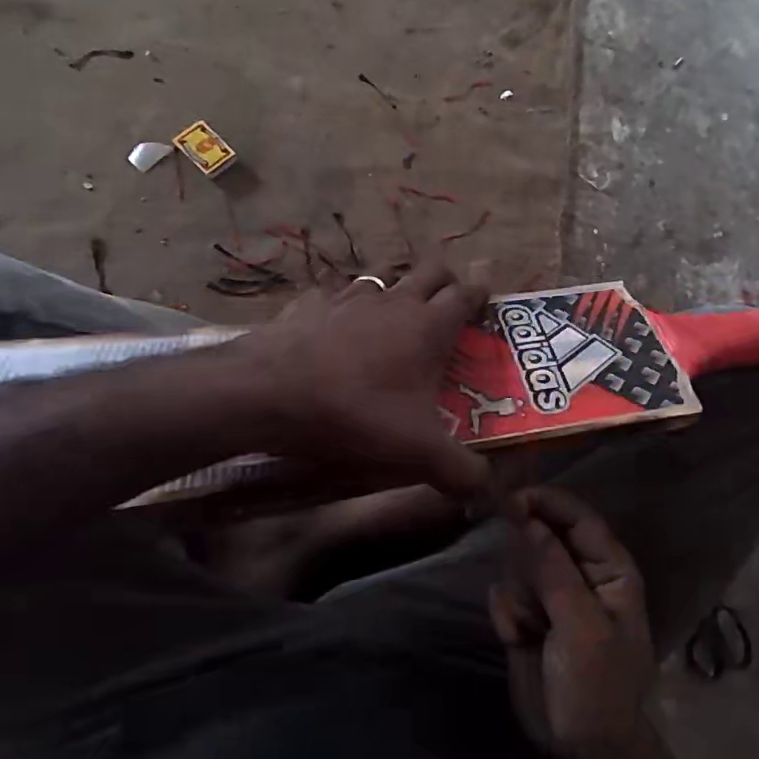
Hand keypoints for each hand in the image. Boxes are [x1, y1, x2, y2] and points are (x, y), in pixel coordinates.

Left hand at [234, 262, 489, 496]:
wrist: (272, 392)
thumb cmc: (356, 413)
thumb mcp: (418, 452)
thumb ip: (460, 472)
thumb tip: (485, 488)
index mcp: (428, 326)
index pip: (466, 294)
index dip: (480, 294)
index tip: (486, 301)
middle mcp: (394, 300)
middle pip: (431, 269)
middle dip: (445, 278)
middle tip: (448, 300)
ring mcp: (350, 296)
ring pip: (385, 273)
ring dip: (398, 282)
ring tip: (397, 306)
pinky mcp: (312, 302)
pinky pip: (337, 290)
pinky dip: (345, 300)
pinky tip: (337, 320)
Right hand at [489, 486, 658, 758]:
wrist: (584, 751)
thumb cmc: (597, 685)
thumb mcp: (582, 625)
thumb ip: (554, 568)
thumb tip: (526, 517)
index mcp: (608, 568)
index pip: (577, 515)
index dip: (546, 501)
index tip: (509, 499)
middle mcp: (578, 572)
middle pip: (541, 533)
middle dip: (524, 555)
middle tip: (524, 586)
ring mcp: (550, 593)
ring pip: (516, 563)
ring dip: (517, 593)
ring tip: (531, 627)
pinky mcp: (525, 614)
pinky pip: (502, 594)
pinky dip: (506, 616)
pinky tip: (519, 640)